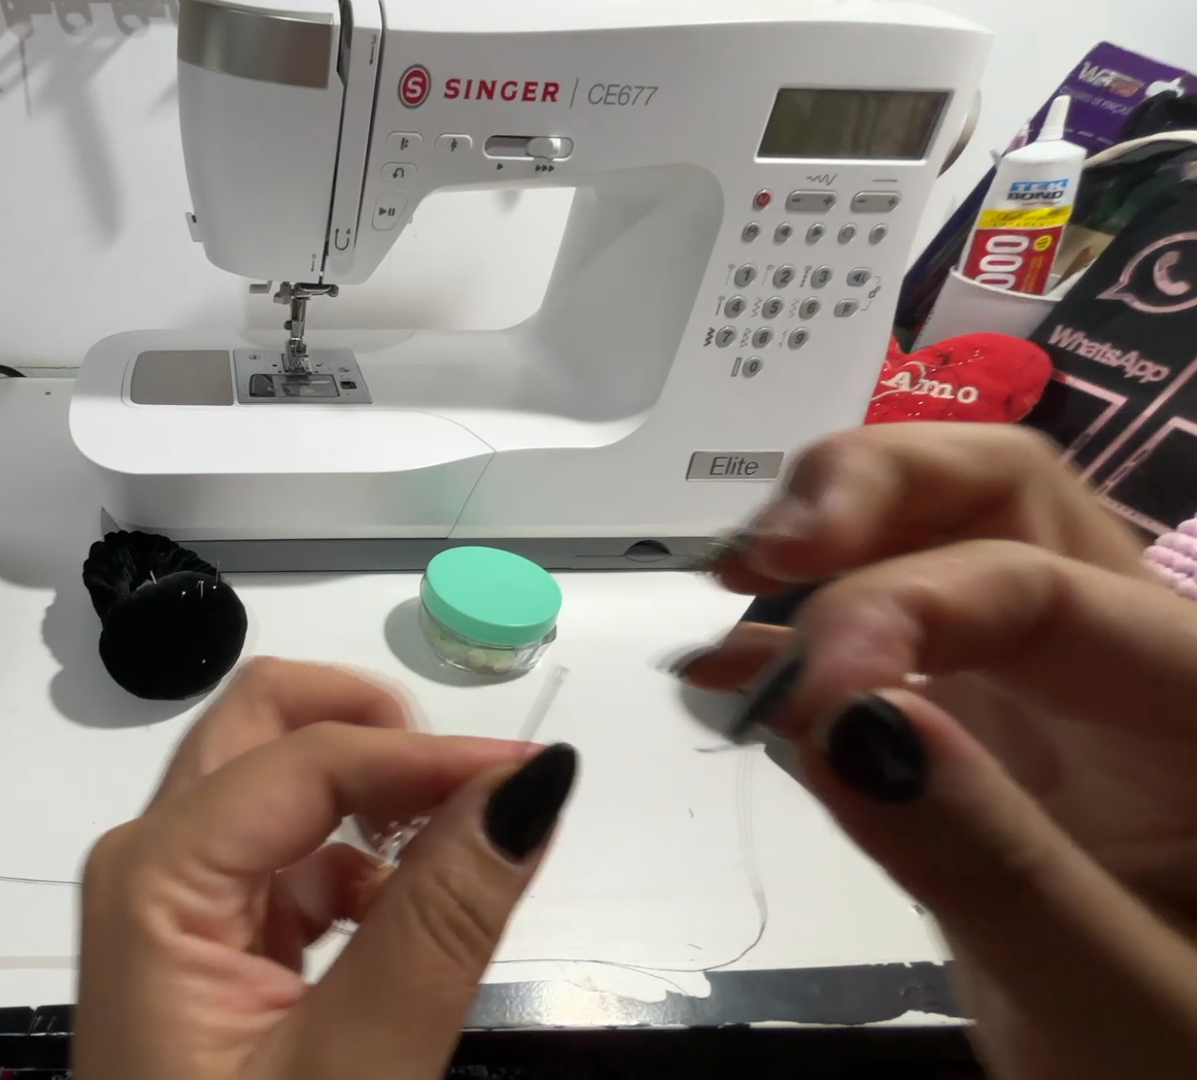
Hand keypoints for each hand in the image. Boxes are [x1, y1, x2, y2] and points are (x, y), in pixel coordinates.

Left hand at [74, 659, 577, 1079]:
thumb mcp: (351, 1071)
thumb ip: (439, 924)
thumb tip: (527, 789)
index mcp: (155, 874)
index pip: (302, 760)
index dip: (423, 752)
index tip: (535, 769)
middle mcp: (152, 851)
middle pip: (263, 718)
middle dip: (370, 725)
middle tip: (465, 782)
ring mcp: (175, 880)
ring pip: (273, 766)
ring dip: (366, 779)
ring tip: (451, 839)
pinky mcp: (209, 916)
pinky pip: (286, 838)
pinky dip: (355, 843)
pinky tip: (401, 901)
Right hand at [684, 425, 1196, 1076]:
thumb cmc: (1195, 1077)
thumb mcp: (1134, 1006)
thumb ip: (996, 864)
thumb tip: (846, 723)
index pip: (1033, 584)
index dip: (891, 611)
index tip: (802, 706)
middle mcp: (1124, 666)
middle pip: (1000, 492)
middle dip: (864, 489)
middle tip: (766, 549)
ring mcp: (1031, 687)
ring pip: (925, 536)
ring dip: (816, 540)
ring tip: (728, 579)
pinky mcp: (956, 721)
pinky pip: (868, 636)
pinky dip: (783, 634)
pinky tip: (720, 669)